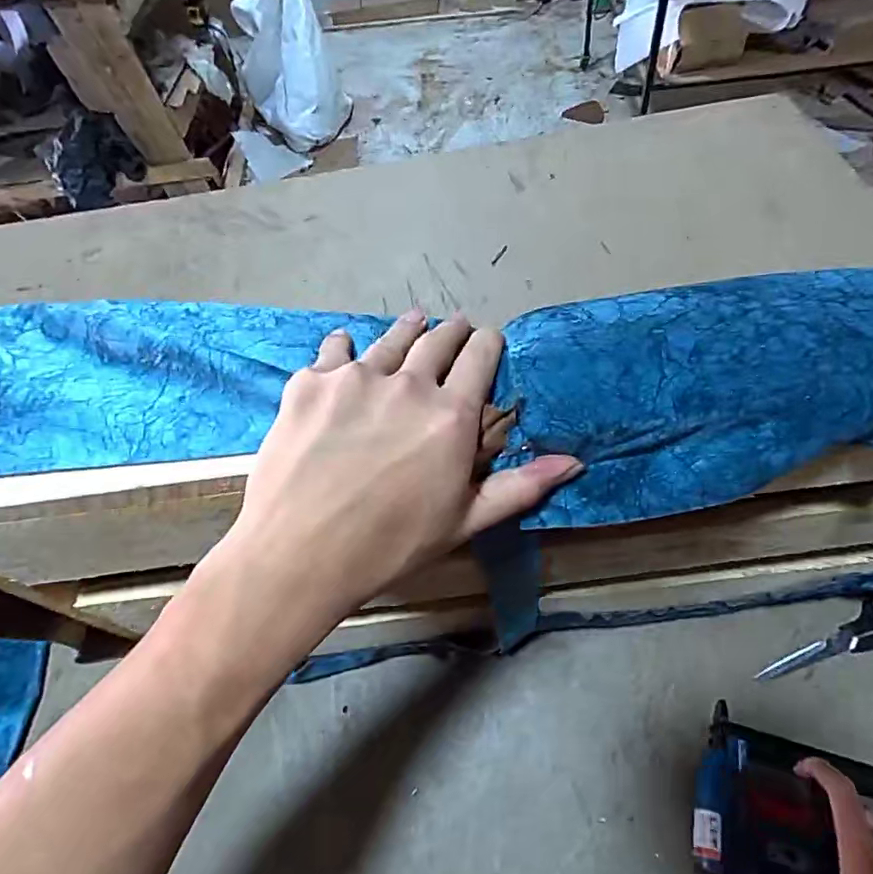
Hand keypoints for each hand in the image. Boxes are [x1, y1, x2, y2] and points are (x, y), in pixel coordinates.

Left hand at [211, 309, 581, 623]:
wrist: (299, 552)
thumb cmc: (390, 545)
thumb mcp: (464, 520)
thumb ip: (519, 486)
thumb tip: (574, 462)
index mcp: (451, 415)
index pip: (480, 358)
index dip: (488, 344)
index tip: (488, 340)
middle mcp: (408, 383)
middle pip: (437, 340)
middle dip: (453, 331)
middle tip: (456, 326)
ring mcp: (355, 377)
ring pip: (390, 339)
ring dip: (408, 328)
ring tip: (416, 320)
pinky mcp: (310, 382)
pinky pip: (334, 350)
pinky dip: (345, 347)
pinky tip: (346, 348)